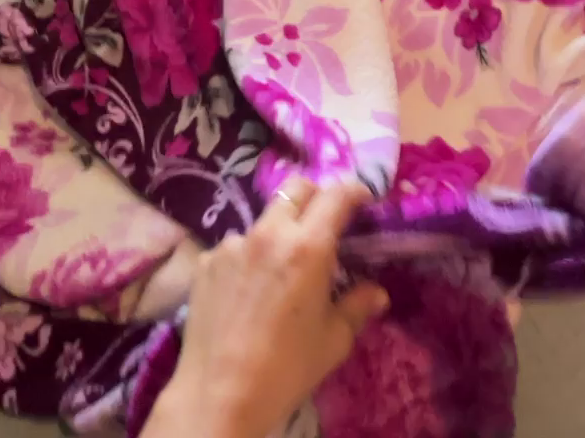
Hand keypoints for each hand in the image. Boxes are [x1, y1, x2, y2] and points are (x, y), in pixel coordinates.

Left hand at [144, 177, 387, 437]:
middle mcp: (269, 233)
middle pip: (296, 188)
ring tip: (281, 268)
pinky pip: (236, 246)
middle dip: (316, 196)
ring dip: (280, 231)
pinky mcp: (207, 259)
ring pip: (265, 219)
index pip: (336, 195)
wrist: (218, 395)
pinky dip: (249, 257)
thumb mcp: (333, 341)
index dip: (353, 190)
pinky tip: (248, 290)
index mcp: (308, 247)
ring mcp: (233, 243)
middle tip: (325, 221)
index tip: (363, 199)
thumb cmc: (286, 369)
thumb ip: (357, 307)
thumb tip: (377, 292)